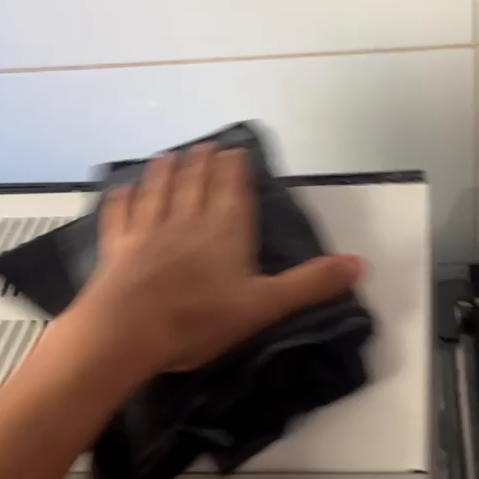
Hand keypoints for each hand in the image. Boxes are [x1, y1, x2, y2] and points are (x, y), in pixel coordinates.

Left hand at [54, 144, 363, 377]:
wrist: (127, 332)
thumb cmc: (200, 319)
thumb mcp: (266, 305)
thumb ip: (311, 283)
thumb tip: (361, 263)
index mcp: (226, 231)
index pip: (233, 191)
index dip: (235, 169)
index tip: (235, 150)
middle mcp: (188, 222)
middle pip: (196, 184)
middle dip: (202, 163)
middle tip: (204, 145)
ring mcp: (149, 232)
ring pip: (159, 192)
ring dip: (165, 172)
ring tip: (169, 156)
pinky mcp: (117, 249)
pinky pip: (121, 218)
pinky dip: (122, 202)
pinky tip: (120, 191)